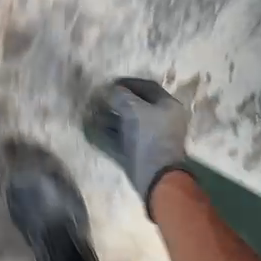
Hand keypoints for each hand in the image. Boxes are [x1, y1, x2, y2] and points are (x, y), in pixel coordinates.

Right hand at [83, 77, 191, 208]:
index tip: (109, 83)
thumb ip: (120, 96)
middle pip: (137, 105)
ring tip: (92, 113)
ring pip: (128, 123)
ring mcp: (151, 138)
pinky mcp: (140, 152)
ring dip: (110, 117)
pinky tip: (92, 130)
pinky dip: (108, 134)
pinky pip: (122, 139)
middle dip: (116, 102)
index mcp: (168, 106)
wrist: (156, 177)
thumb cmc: (149, 138)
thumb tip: (109, 90)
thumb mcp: (134, 110)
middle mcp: (162, 120)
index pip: (147, 87)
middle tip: (98, 99)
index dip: (128, 83)